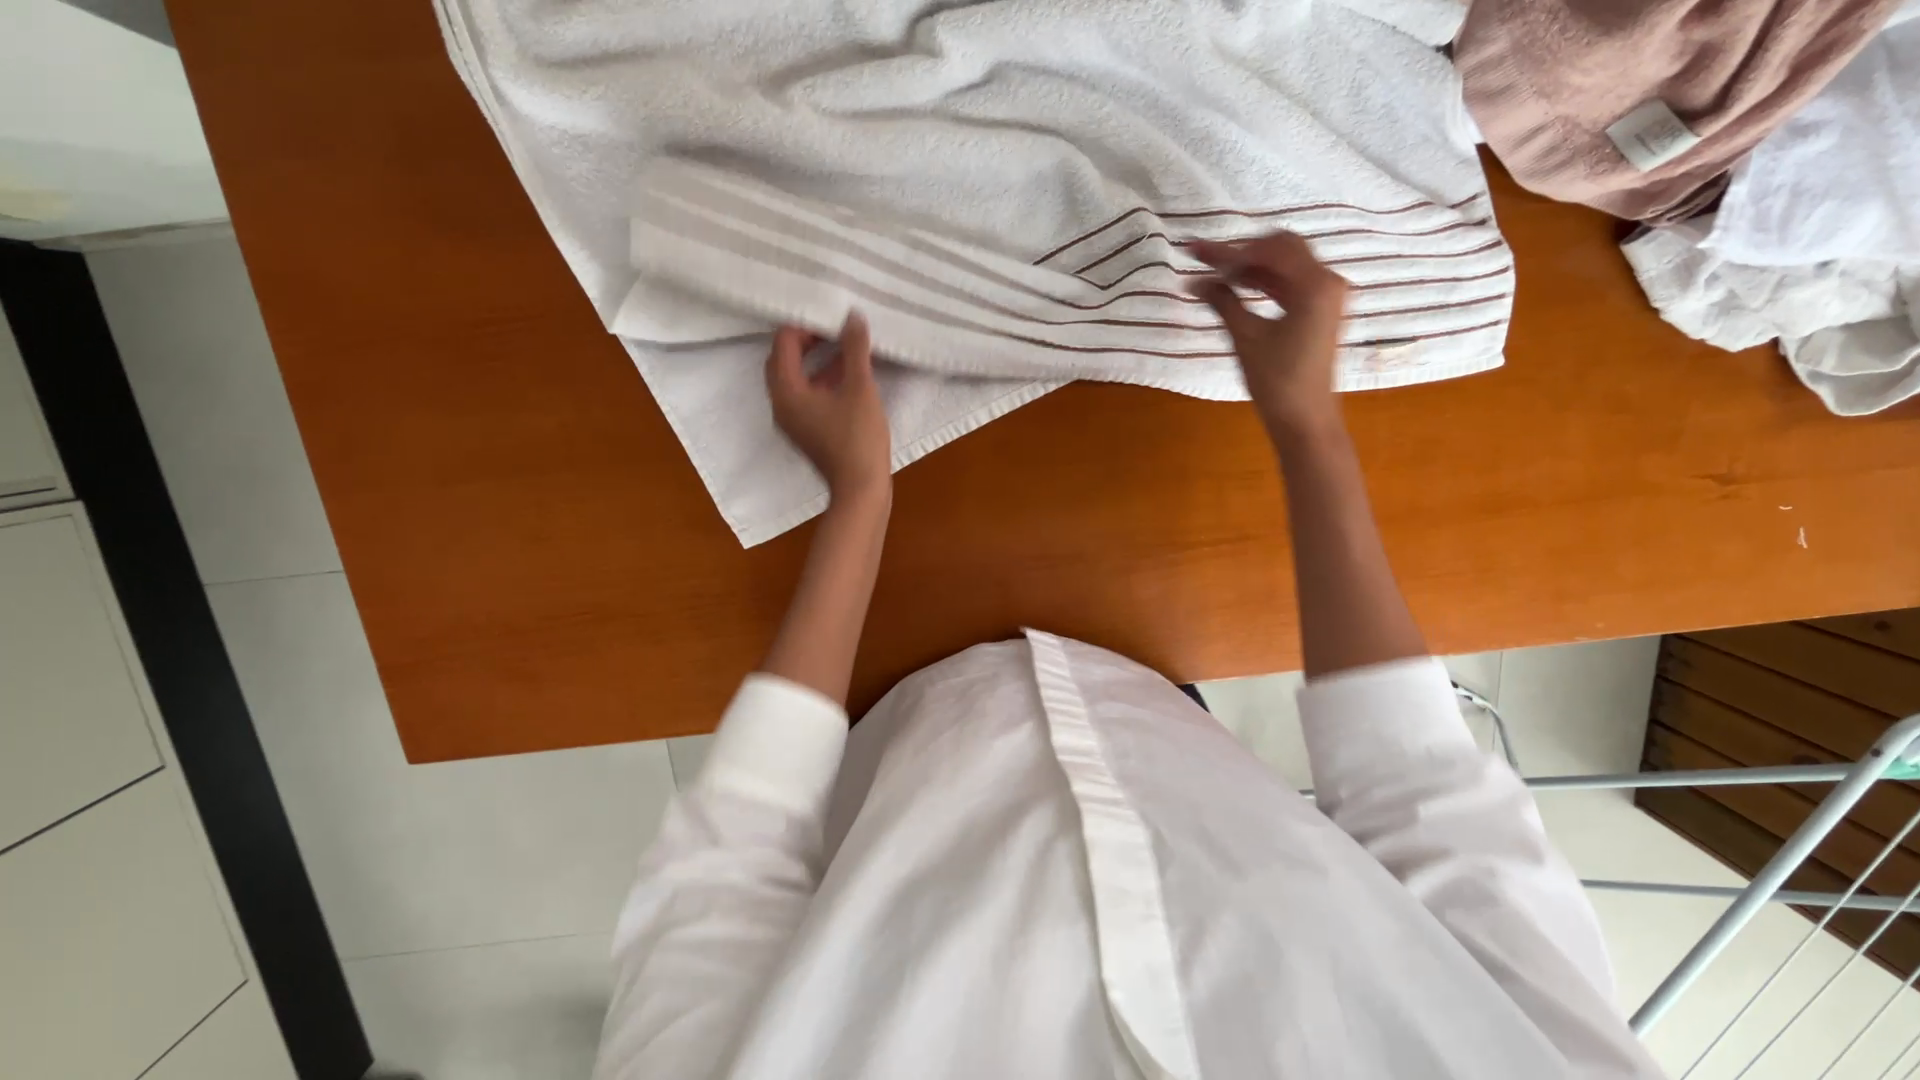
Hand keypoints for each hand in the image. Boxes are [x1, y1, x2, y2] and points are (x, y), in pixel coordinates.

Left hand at [766, 313, 892, 500]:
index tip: (833, 320)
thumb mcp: (860, 388)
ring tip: (845, 347)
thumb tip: (852, 316)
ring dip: (815, 359)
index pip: (784, 343)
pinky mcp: (806, 430)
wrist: (860, 489)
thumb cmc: (858, 438)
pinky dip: (820, 379)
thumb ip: (855, 348)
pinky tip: (849, 374)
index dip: (807, 325)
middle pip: (783, 359)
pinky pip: (805, 395)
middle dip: (807, 340)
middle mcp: (781, 403)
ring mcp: (792, 419)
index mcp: (786, 391)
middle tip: (834, 329)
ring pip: (795, 378)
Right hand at [1192, 232, 1350, 435]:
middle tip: (1206, 259)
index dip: (1231, 251)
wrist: (1305, 419)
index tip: (1198, 255)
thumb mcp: (1246, 338)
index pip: (1270, 250)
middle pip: (1281, 248)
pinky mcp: (1320, 310)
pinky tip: (1235, 286)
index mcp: (1315, 285)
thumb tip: (1195, 282)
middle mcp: (1328, 281)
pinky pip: (1290, 283)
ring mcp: (1327, 296)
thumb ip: (1222, 302)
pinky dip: (1263, 282)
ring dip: (1251, 266)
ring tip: (1215, 272)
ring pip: (1285, 264)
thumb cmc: (1277, 382)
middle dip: (1242, 252)